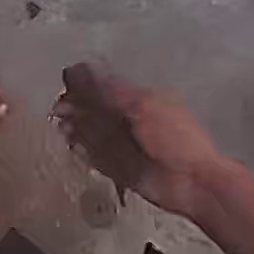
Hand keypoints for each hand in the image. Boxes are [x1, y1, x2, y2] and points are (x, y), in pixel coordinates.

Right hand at [52, 69, 229, 218]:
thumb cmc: (173, 138)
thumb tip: (78, 71)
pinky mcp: (116, 168)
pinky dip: (80, 151)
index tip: (66, 86)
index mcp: (133, 100)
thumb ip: (110, 90)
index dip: (80, 84)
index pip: (99, 86)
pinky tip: (73, 147)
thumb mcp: (143, 106)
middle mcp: (123, 120)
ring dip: (72, 128)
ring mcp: (119, 145)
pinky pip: (92, 157)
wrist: (195, 183)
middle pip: (89, 108)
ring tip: (63, 130)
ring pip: (86, 132)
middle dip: (72, 107)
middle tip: (58, 112)